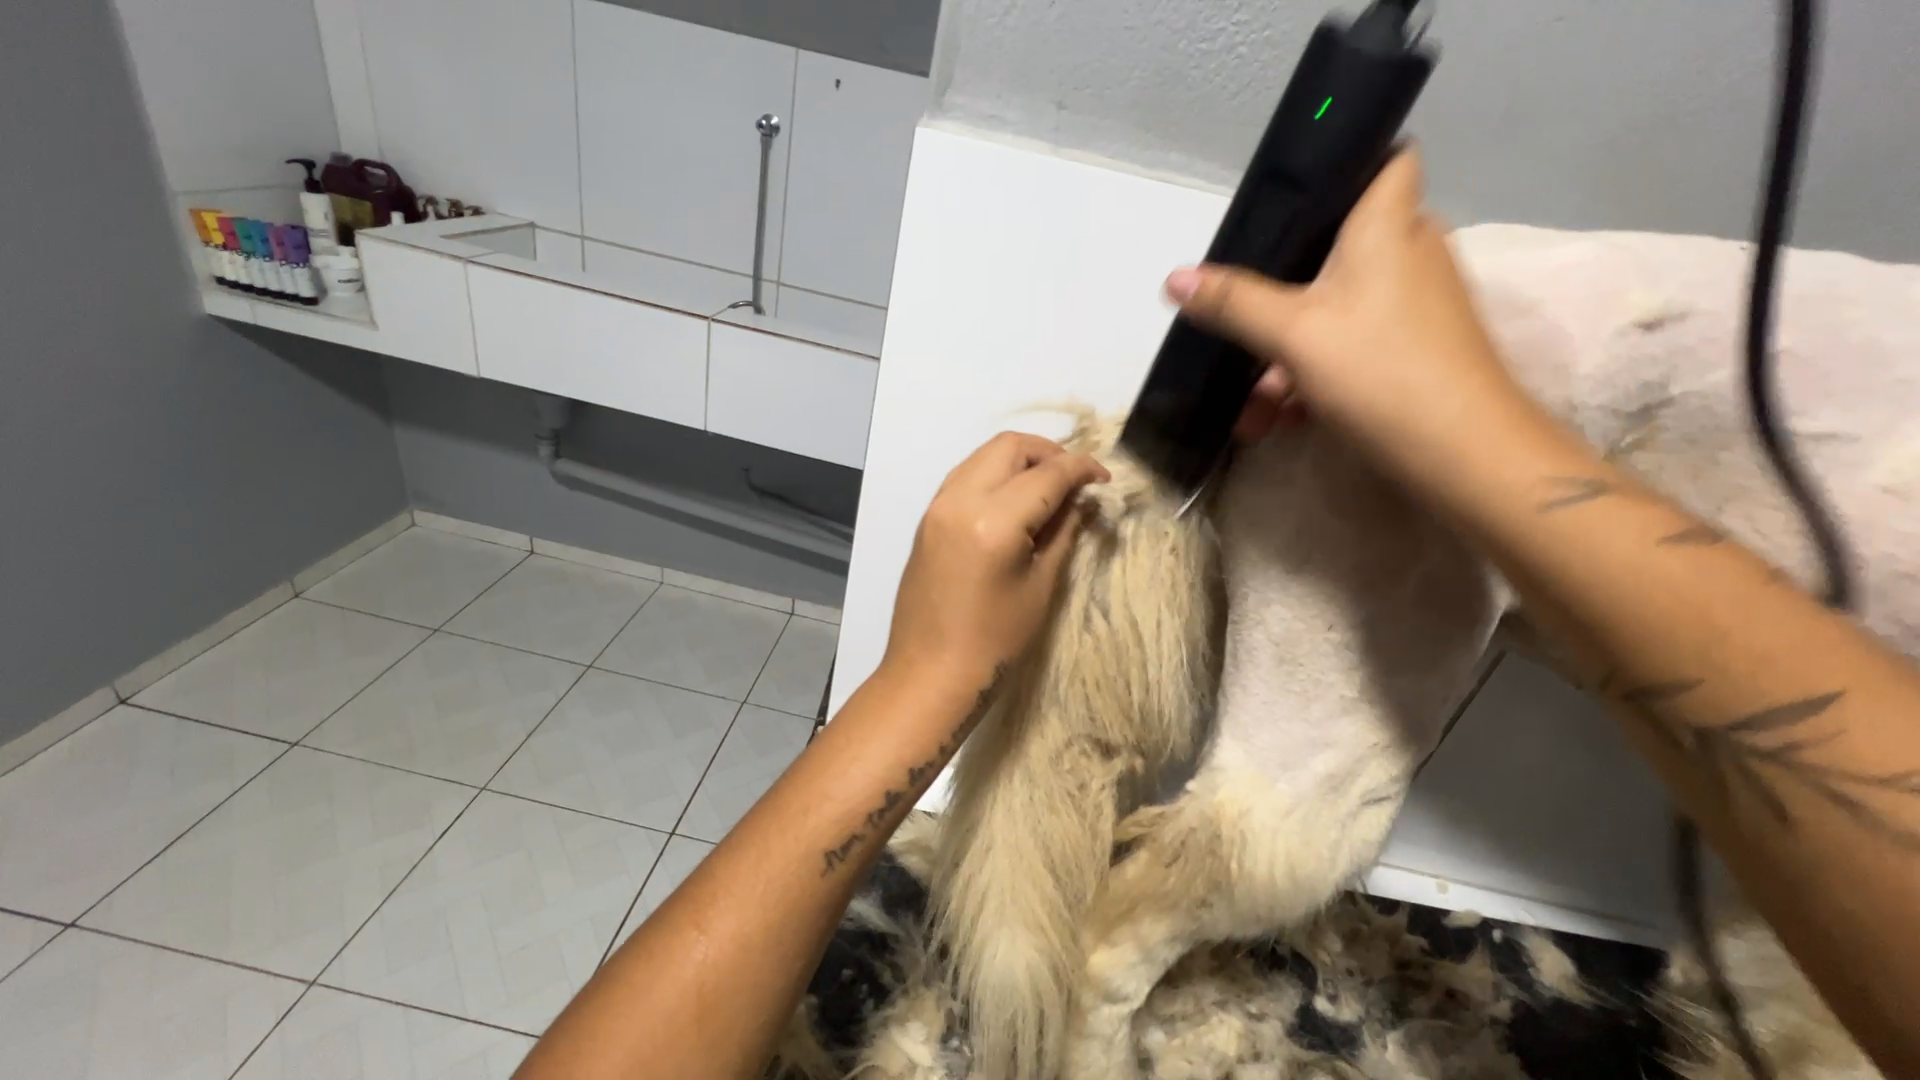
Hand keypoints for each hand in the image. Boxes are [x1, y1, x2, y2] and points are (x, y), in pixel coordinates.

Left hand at [884, 433, 1110, 691]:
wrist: (930, 673)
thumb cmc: (994, 642)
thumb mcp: (1041, 586)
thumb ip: (1064, 531)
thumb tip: (1084, 499)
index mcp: (993, 521)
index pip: (1048, 474)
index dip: (1082, 469)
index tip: (1105, 478)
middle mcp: (960, 500)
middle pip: (1010, 446)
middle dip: (1049, 453)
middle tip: (1076, 480)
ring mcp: (938, 506)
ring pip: (984, 455)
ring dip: (1020, 461)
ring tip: (1049, 488)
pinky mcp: (927, 518)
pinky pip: (965, 476)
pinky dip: (995, 475)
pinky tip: (1016, 501)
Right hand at [1165, 149, 1533, 470]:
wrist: (1462, 453)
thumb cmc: (1379, 370)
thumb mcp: (1292, 334)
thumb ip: (1233, 303)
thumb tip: (1174, 278)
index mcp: (1388, 225)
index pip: (1388, 157)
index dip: (1346, 165)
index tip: (1294, 199)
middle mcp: (1411, 251)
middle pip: (1340, 246)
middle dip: (1284, 288)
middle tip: (1243, 315)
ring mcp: (1418, 304)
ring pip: (1339, 307)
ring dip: (1288, 351)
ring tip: (1254, 404)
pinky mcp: (1418, 349)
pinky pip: (1354, 344)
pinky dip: (1316, 374)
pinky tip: (1280, 418)